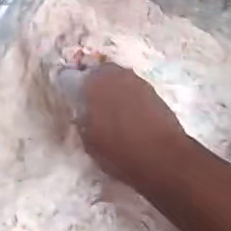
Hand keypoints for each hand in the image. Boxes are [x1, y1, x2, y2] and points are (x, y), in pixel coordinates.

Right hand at [72, 63, 189, 188]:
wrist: (163, 157)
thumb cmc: (119, 151)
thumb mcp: (89, 141)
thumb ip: (82, 120)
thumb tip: (83, 113)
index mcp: (91, 82)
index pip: (69, 77)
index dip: (67, 87)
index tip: (69, 98)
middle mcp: (112, 74)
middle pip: (95, 72)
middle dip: (91, 84)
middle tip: (90, 103)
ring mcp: (135, 79)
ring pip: (116, 79)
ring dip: (111, 89)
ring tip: (111, 110)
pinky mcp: (152, 89)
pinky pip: (132, 88)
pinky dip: (127, 97)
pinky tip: (129, 115)